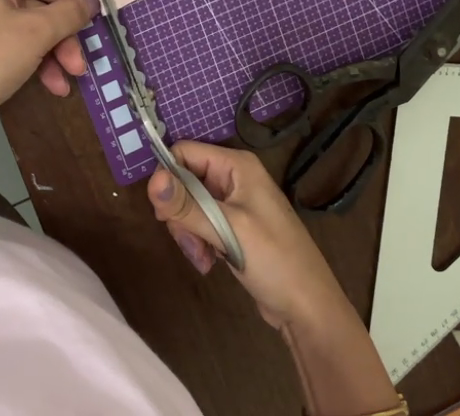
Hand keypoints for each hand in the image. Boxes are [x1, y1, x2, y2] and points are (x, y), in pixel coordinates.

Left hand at [0, 0, 96, 139]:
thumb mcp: (37, 32)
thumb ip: (68, 13)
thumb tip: (90, 1)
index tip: (93, 19)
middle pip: (36, 9)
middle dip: (62, 38)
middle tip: (79, 63)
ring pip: (28, 33)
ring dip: (52, 56)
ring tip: (67, 81)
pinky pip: (14, 50)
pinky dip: (35, 64)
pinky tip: (52, 86)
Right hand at [148, 141, 352, 330]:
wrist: (309, 308)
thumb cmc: (275, 260)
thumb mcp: (227, 230)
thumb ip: (187, 206)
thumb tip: (150, 181)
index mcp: (237, 165)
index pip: (184, 152)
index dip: (169, 178)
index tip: (164, 211)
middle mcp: (235, 177)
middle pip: (185, 180)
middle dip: (180, 213)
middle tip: (189, 241)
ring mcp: (235, 203)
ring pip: (190, 205)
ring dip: (189, 233)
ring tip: (202, 258)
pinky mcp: (234, 227)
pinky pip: (202, 223)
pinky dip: (199, 242)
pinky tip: (208, 263)